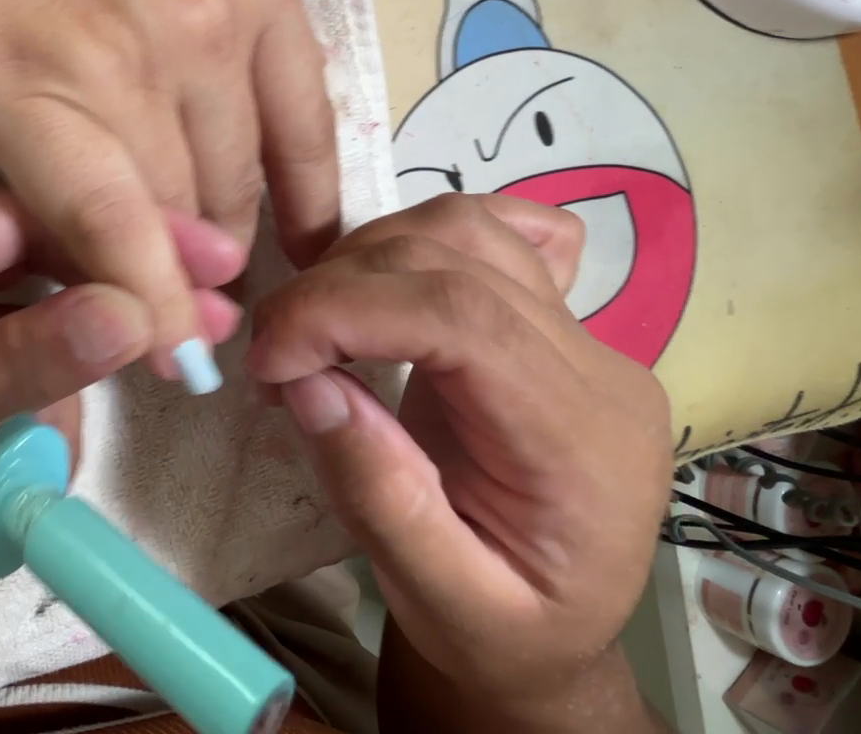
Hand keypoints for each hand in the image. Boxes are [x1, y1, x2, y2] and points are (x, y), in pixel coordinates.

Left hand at [0, 188, 247, 726]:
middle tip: (192, 356)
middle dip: (94, 334)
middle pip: (29, 292)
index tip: (202, 256)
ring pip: (26, 369)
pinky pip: (4, 426)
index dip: (105, 230)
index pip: (13, 218)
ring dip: (40, 424)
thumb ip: (27, 358)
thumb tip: (135, 302)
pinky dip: (15, 464)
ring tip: (9, 483)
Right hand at [247, 194, 672, 728]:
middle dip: (328, 290)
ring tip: (313, 326)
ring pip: (460, 227)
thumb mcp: (439, 600)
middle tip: (272, 360)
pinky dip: (413, 237)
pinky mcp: (546, 316)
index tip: (268, 362)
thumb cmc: (500, 630)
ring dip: (358, 259)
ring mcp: (577, 330)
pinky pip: (488, 232)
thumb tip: (308, 384)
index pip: (457, 316)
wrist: (552, 633)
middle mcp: (593, 364)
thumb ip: (380, 497)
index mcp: (579, 439)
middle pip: (448, 257)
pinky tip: (378, 281)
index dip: (339, 311)